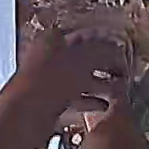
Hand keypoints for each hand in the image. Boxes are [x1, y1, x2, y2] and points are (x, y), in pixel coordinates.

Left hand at [17, 24, 134, 109]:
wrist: (26, 115)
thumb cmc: (52, 80)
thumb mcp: (85, 60)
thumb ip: (104, 53)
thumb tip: (117, 52)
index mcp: (51, 39)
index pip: (83, 33)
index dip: (103, 40)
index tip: (118, 47)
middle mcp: (47, 57)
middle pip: (82, 57)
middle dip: (104, 64)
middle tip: (122, 69)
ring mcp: (47, 80)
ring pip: (80, 78)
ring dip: (100, 82)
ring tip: (118, 88)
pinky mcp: (48, 101)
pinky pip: (75, 97)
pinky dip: (90, 100)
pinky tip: (105, 104)